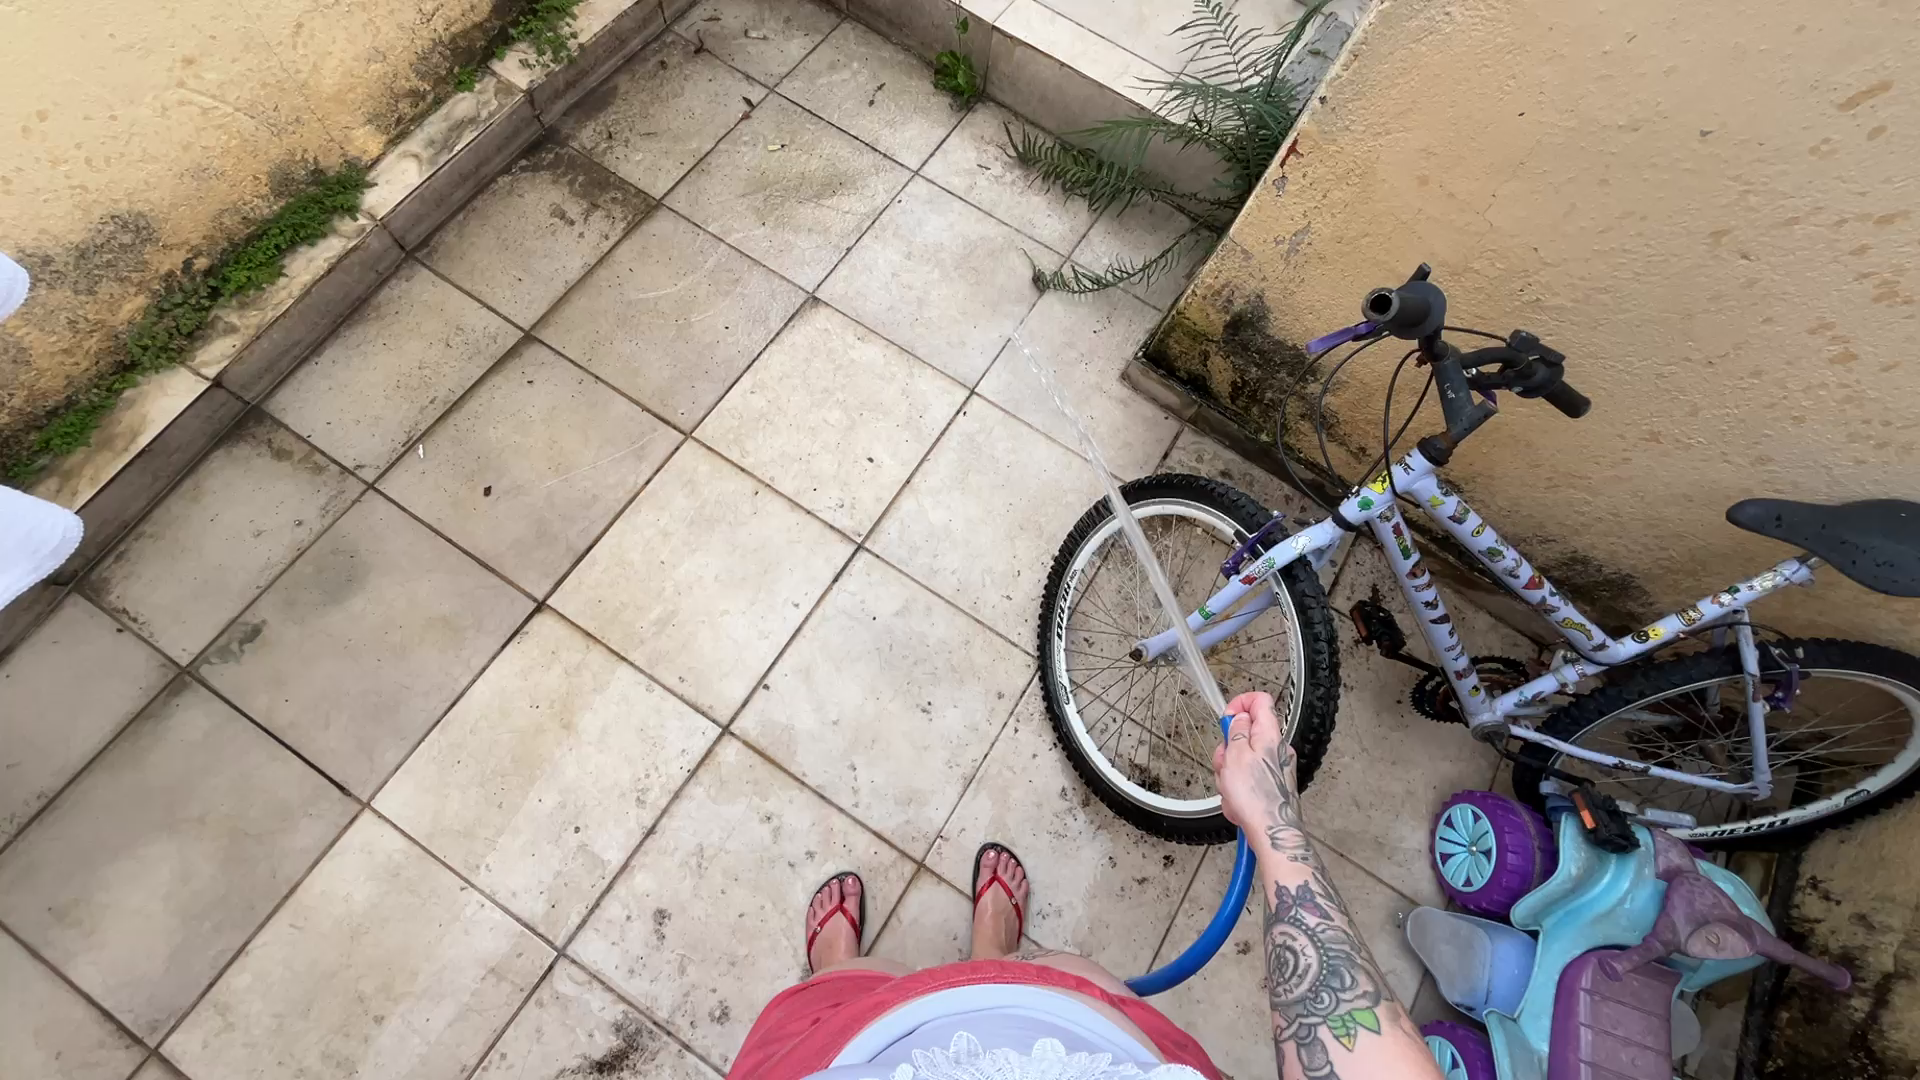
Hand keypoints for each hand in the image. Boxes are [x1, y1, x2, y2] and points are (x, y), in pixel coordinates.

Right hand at [1212, 690, 1297, 833]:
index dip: (1239, 703)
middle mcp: (1276, 749)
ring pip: (1241, 759)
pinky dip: (1236, 789)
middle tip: (1226, 763)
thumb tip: (1239, 717)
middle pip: (1245, 733)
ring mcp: (1274, 768)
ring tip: (1232, 787)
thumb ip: (1237, 730)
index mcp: (1270, 735)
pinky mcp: (1269, 785)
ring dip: (1229, 773)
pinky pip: (1245, 779)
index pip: (1260, 701)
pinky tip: (1237, 801)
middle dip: (1227, 748)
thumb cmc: (1256, 797)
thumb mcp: (1236, 755)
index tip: (1226, 718)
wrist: (1271, 833)